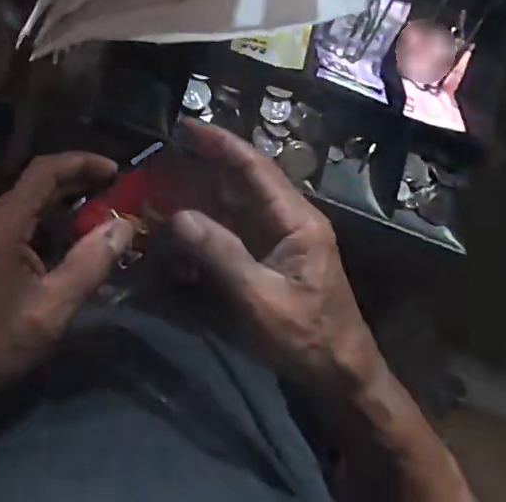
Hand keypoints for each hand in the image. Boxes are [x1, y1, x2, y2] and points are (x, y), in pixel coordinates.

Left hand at [0, 152, 134, 416]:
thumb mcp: (53, 308)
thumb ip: (90, 263)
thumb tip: (124, 225)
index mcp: (6, 221)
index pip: (46, 170)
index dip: (82, 162)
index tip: (117, 171)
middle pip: (41, 179)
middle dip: (81, 178)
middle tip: (120, 191)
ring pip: (34, 196)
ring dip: (69, 197)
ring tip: (107, 208)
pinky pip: (27, 214)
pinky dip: (55, 215)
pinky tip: (78, 232)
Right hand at [169, 119, 385, 399]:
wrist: (342, 379)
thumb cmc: (307, 337)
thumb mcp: (260, 297)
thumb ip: (220, 253)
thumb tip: (178, 216)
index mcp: (296, 218)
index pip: (253, 166)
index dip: (219, 143)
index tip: (185, 126)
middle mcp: (287, 218)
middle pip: (241, 178)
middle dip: (203, 162)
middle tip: (163, 153)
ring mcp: (277, 236)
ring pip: (234, 200)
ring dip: (200, 190)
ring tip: (164, 181)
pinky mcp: (268, 255)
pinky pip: (232, 226)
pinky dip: (206, 219)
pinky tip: (181, 219)